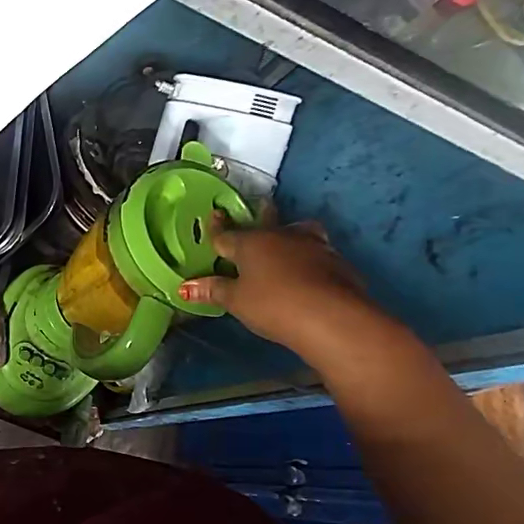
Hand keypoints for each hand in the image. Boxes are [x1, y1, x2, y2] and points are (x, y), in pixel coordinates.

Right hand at [179, 220, 382, 356]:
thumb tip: (186, 286)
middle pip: (268, 222)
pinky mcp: (337, 263)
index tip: (213, 214)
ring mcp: (313, 247)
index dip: (217, 227)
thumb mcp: (236, 300)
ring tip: (289, 239)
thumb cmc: (272, 304)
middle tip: (261, 206)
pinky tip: (309, 271)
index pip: (227, 234)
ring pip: (299, 232)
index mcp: (251, 243)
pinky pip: (318, 253)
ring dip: (291, 234)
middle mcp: (281, 237)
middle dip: (262, 215)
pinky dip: (310, 258)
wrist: (331, 317)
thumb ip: (213, 290)